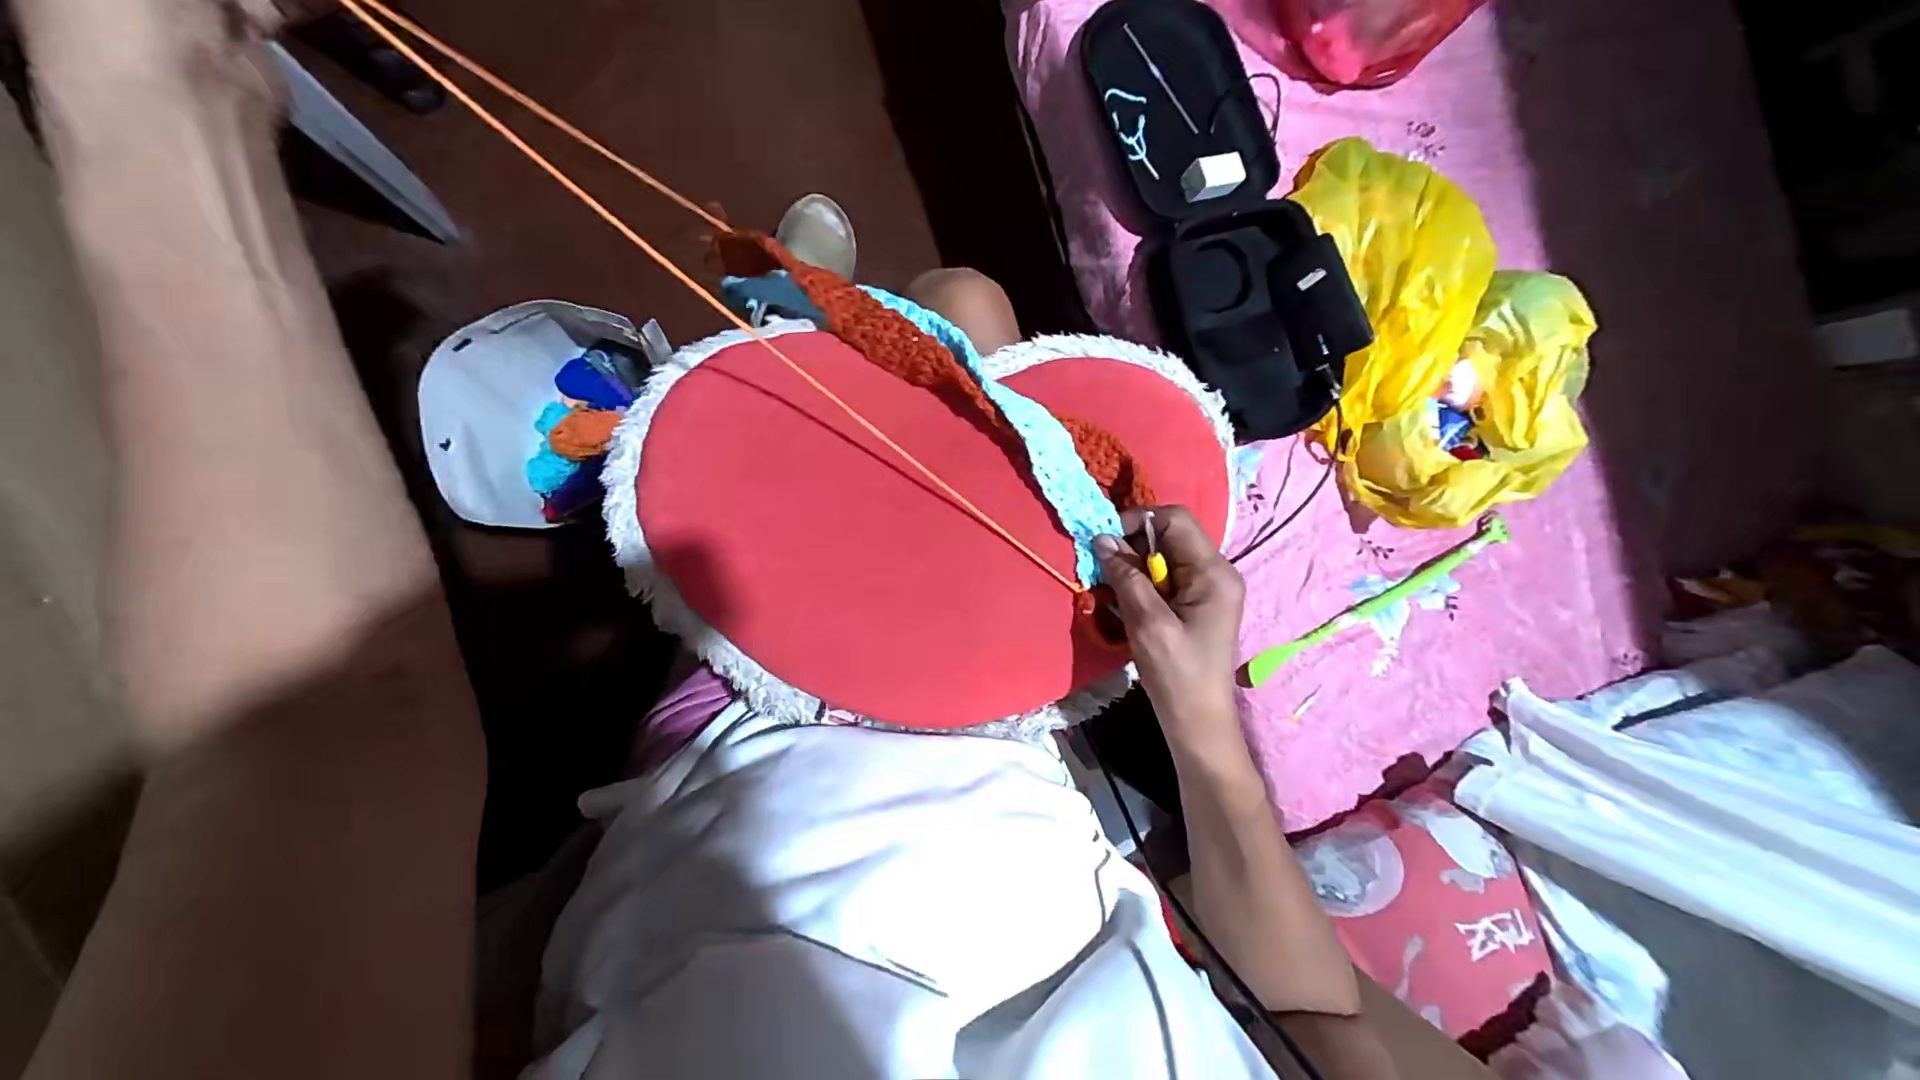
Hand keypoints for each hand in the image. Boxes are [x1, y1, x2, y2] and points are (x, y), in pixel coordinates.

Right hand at [1094, 505, 1245, 755]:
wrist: (1197, 720)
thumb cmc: (1176, 674)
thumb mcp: (1148, 623)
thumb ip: (1126, 576)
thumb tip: (1103, 538)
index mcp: (1213, 572)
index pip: (1175, 519)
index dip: (1138, 521)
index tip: (1106, 541)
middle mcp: (1215, 572)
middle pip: (1169, 535)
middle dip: (1132, 545)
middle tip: (1104, 568)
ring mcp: (1207, 589)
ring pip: (1163, 556)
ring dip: (1133, 566)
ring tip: (1112, 588)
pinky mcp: (1195, 604)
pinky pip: (1165, 577)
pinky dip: (1141, 582)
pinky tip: (1125, 602)